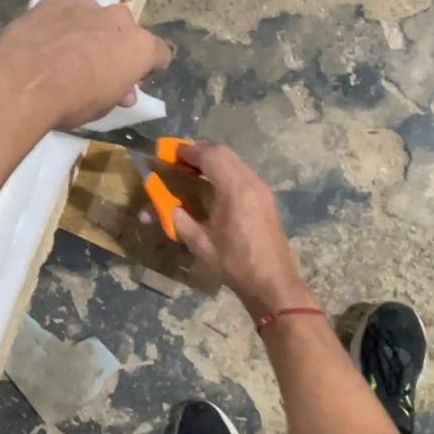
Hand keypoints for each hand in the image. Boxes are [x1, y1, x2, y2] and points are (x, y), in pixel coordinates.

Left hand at [0, 0, 172, 128]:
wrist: (24, 83)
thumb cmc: (72, 103)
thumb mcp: (102, 107)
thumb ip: (117, 93)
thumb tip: (123, 92)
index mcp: (139, 46)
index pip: (159, 53)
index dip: (148, 68)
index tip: (133, 80)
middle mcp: (117, 18)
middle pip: (124, 31)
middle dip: (114, 47)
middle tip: (95, 69)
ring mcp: (85, 6)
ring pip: (92, 18)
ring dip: (85, 33)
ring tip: (62, 55)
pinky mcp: (53, 1)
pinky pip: (62, 12)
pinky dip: (57, 25)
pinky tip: (41, 43)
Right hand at [169, 144, 315, 317]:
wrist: (272, 282)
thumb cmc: (235, 264)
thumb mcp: (199, 243)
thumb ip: (178, 219)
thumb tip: (161, 206)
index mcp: (235, 191)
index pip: (210, 156)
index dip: (187, 151)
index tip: (167, 154)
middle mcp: (251, 183)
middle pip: (223, 152)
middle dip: (198, 152)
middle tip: (177, 161)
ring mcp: (261, 189)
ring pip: (234, 160)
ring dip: (211, 159)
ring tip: (190, 170)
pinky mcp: (265, 197)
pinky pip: (241, 171)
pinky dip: (223, 169)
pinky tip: (210, 184)